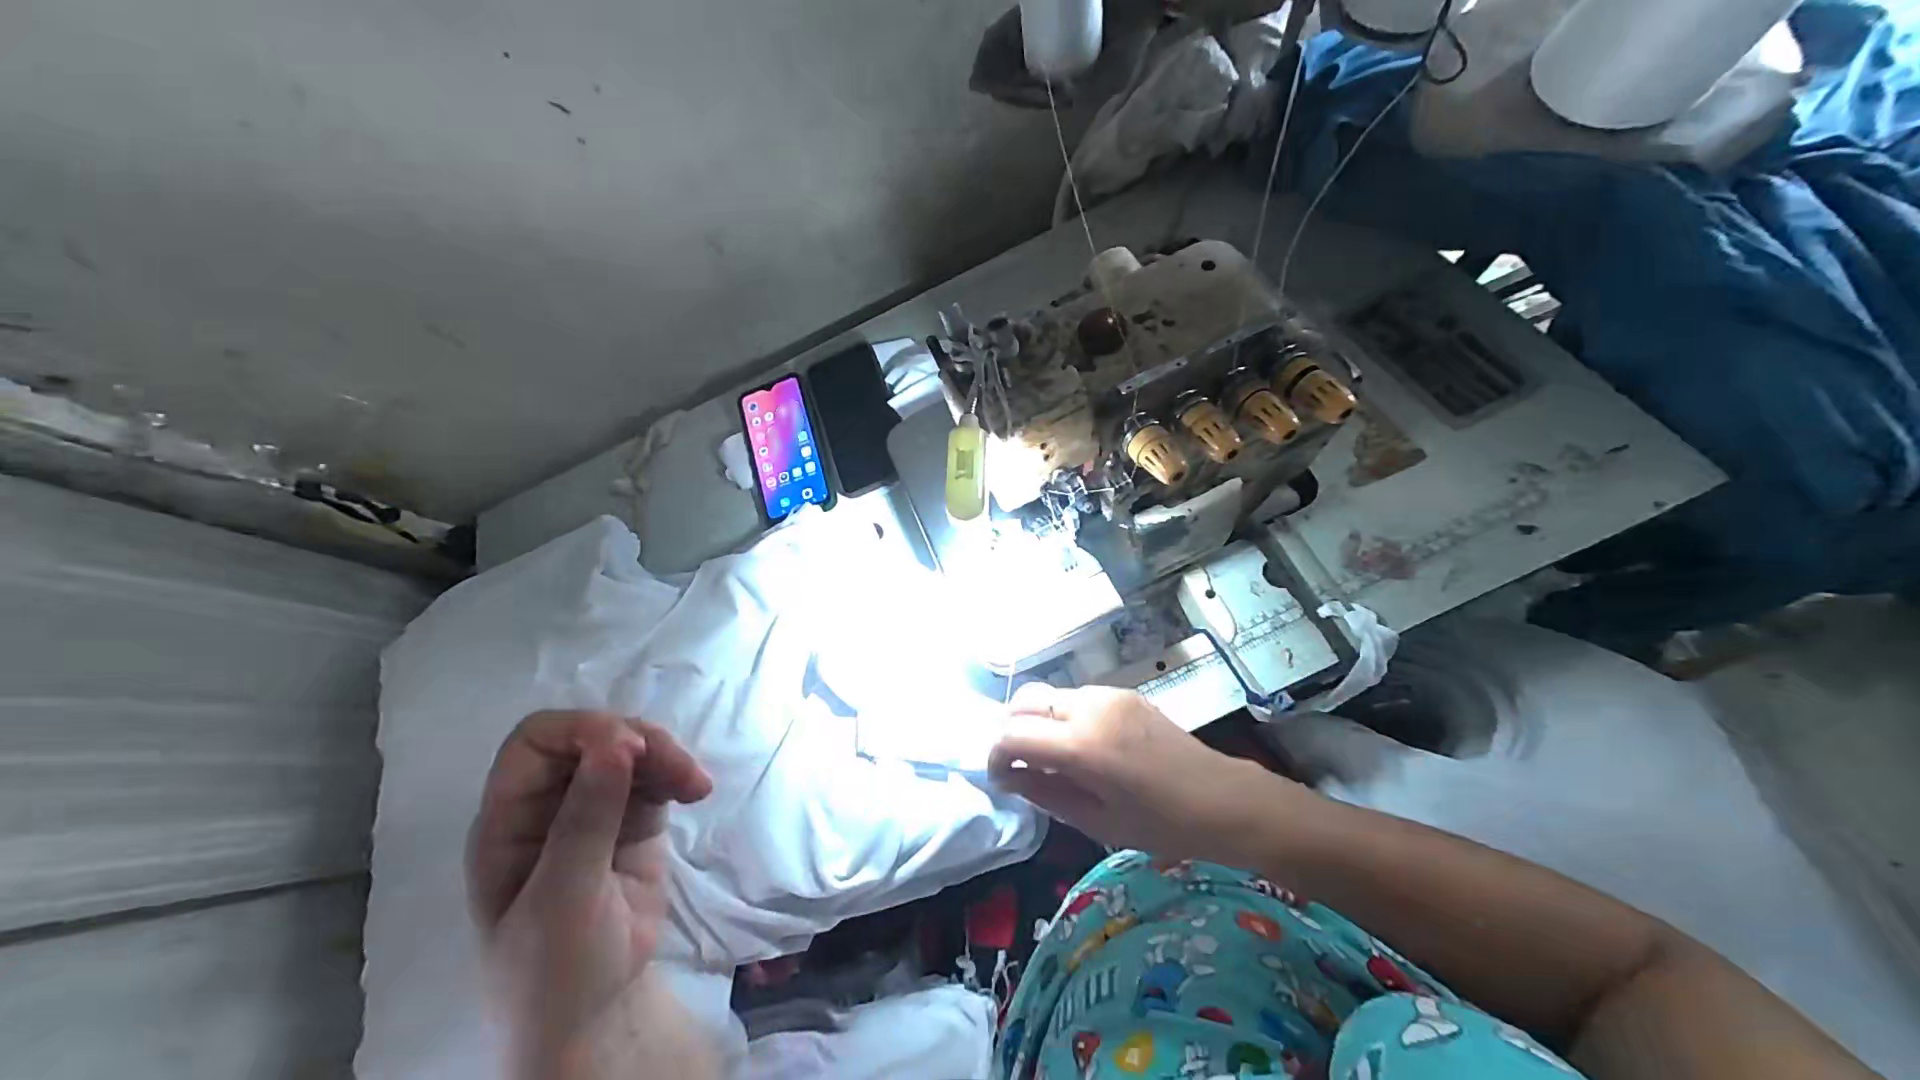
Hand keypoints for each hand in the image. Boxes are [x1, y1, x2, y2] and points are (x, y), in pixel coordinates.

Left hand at [467, 710, 712, 1078]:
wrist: (595, 1011)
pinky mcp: (634, 819)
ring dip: (666, 755)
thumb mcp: (564, 898)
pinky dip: (678, 774)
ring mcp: (594, 808)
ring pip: (630, 751)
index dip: (580, 731)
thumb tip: (618, 742)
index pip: (536, 742)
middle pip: (591, 737)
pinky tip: (697, 792)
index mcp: (509, 819)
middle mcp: (549, 804)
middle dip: (636, 741)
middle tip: (678, 767)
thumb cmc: (554, 967)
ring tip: (696, 786)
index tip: (628, 748)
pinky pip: (657, 776)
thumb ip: (587, 820)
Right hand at [987, 683, 1295, 864]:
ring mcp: (1108, 695)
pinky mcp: (1123, 693)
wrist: (1224, 799)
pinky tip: (1077, 745)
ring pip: (1049, 695)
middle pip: (1024, 701)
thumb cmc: (1161, 824)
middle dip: (1009, 729)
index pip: (1013, 734)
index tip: (1000, 779)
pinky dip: (1061, 715)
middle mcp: (1090, 708)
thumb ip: (1045, 792)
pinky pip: (1076, 697)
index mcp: (1082, 746)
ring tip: (1046, 756)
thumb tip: (1009, 776)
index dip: (995, 755)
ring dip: (1035, 720)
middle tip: (1015, 763)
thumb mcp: (1096, 821)